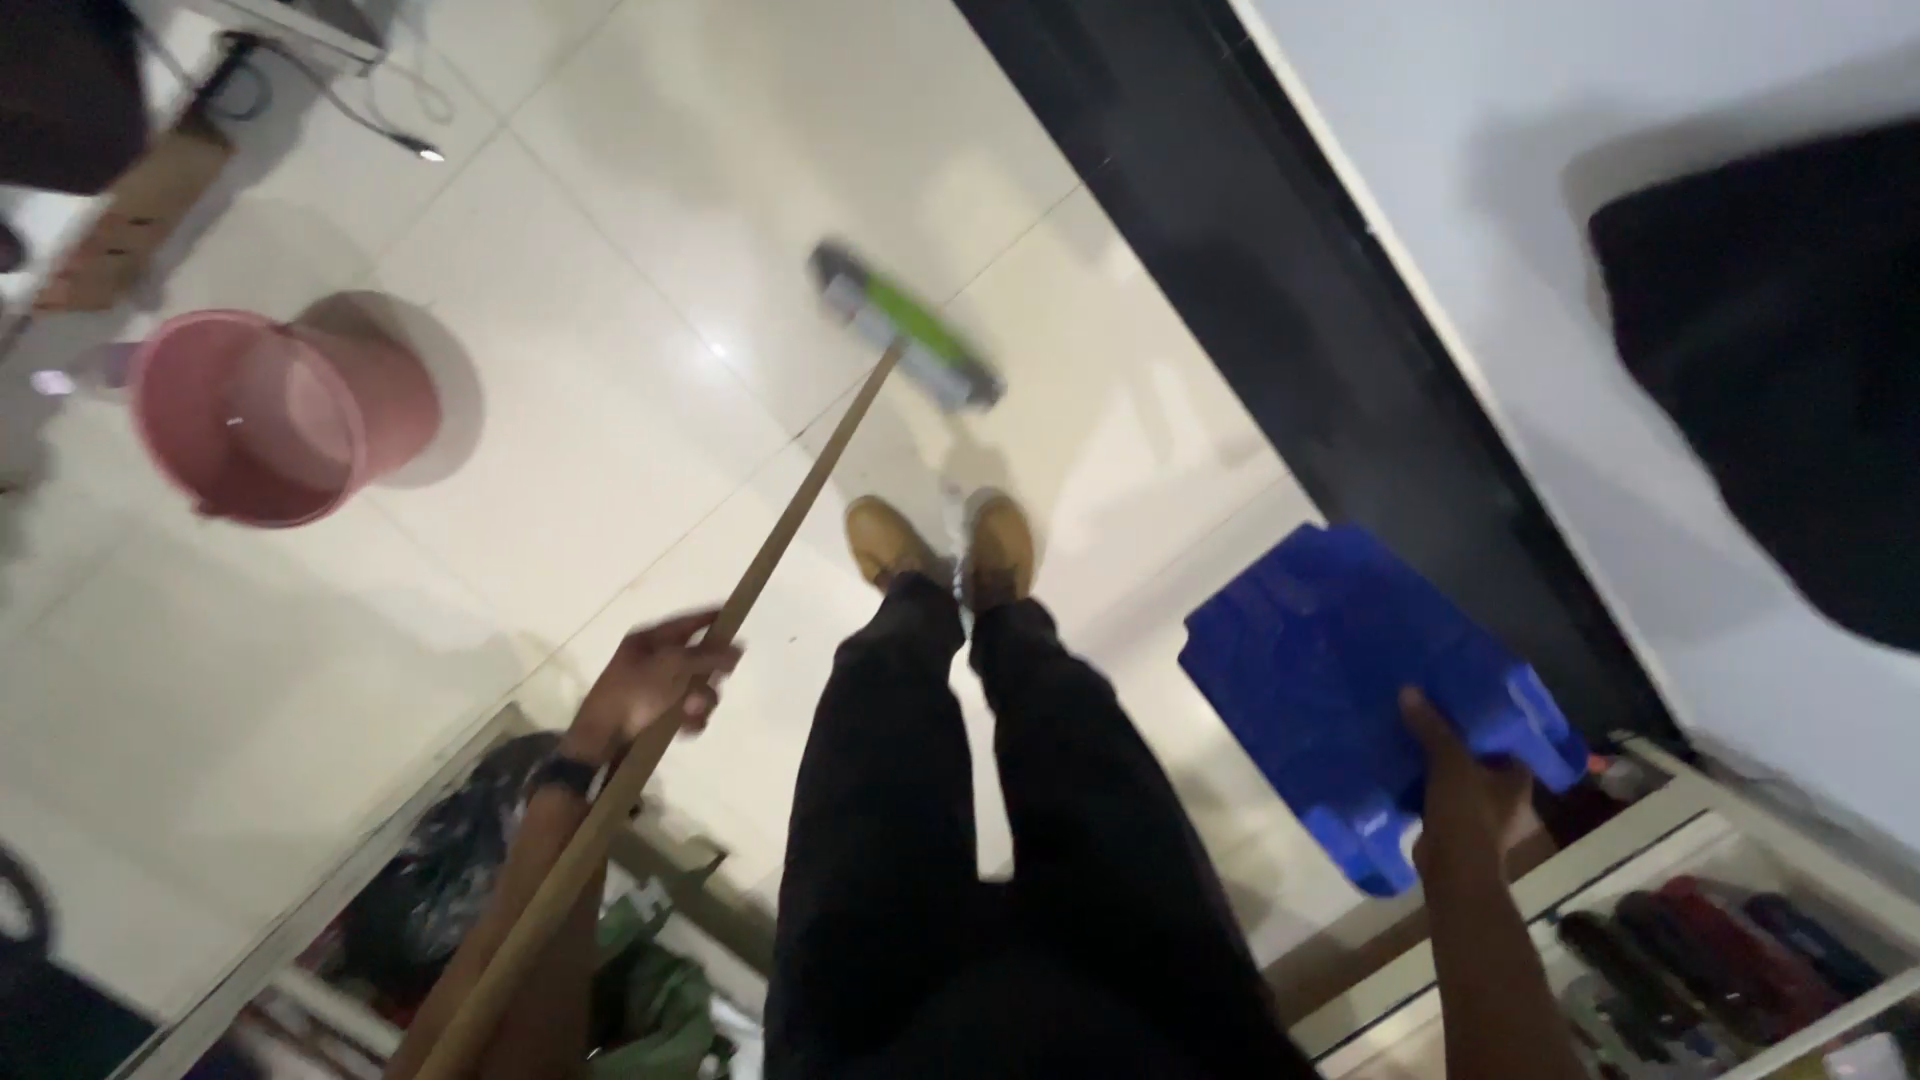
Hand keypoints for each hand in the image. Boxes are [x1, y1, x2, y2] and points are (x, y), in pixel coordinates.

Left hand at [561, 609, 742, 766]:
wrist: (599, 739)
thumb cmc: (632, 693)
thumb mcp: (672, 667)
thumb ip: (707, 655)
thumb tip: (739, 647)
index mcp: (650, 640)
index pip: (688, 622)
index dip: (712, 618)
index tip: (735, 617)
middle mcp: (655, 660)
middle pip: (699, 658)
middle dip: (709, 673)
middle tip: (721, 676)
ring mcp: (657, 688)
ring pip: (698, 688)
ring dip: (701, 700)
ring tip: (692, 711)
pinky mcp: (659, 713)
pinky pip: (688, 710)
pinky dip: (690, 719)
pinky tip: (686, 727)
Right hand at [1403, 687, 1534, 878]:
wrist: (1454, 870)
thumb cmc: (1467, 814)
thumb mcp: (1449, 763)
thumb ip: (1432, 728)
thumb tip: (1409, 690)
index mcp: (1517, 779)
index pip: (1503, 742)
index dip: (1480, 723)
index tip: (1453, 703)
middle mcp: (1504, 796)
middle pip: (1475, 758)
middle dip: (1452, 741)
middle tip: (1424, 715)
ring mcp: (1479, 814)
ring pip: (1455, 777)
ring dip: (1435, 763)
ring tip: (1407, 736)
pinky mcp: (1453, 826)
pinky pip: (1437, 794)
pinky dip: (1422, 783)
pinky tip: (1401, 768)